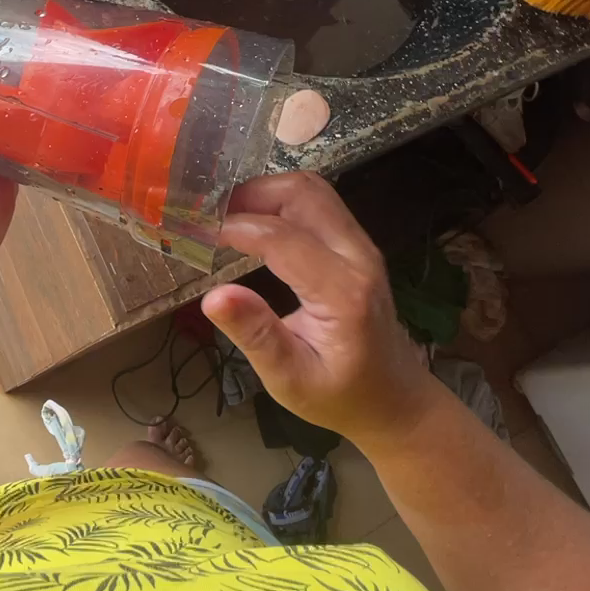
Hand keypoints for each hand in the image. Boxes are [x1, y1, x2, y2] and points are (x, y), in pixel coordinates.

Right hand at [201, 172, 431, 449]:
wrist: (395, 401)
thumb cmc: (339, 397)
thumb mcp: (290, 381)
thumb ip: (256, 335)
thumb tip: (213, 297)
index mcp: (343, 292)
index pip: (282, 237)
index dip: (235, 227)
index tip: (194, 229)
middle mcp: (357, 256)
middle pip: (302, 194)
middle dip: (249, 194)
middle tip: (206, 214)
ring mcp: (360, 245)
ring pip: (310, 190)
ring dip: (264, 192)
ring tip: (223, 215)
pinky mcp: (355, 243)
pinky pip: (317, 203)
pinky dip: (278, 200)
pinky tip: (251, 220)